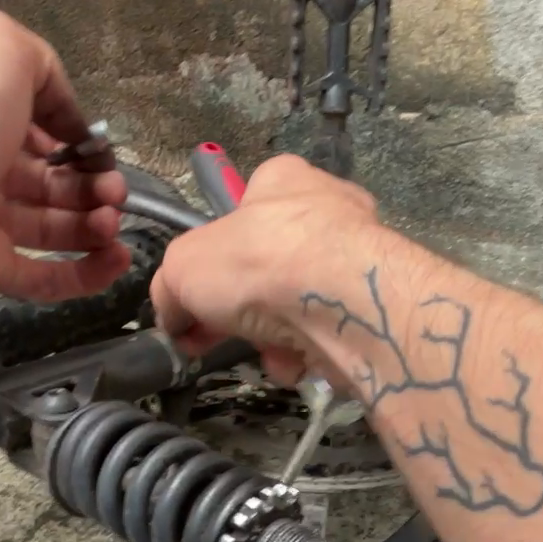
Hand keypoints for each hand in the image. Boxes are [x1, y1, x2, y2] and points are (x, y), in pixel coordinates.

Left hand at [0, 8, 130, 304]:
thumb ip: (43, 68)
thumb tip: (68, 120)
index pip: (40, 128)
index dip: (78, 142)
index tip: (101, 153)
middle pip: (53, 183)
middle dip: (94, 187)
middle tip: (114, 195)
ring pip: (55, 229)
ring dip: (96, 226)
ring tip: (113, 224)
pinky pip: (47, 278)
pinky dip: (87, 274)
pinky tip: (118, 262)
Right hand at [149, 155, 387, 384]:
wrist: (339, 302)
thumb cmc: (259, 263)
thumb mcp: (183, 267)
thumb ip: (169, 291)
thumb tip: (173, 319)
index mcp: (282, 181)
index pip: (243, 216)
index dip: (217, 263)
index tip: (201, 301)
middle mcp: (328, 211)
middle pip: (270, 272)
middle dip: (244, 312)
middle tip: (228, 336)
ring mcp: (358, 260)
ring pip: (298, 309)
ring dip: (274, 340)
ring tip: (270, 350)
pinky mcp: (373, 307)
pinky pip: (327, 335)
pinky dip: (307, 354)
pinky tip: (299, 360)